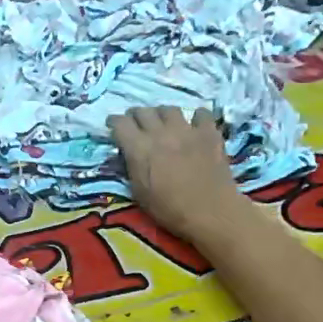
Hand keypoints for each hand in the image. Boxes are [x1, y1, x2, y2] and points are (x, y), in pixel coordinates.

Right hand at [109, 106, 250, 239]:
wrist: (209, 211)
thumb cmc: (168, 208)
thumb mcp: (137, 192)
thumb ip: (131, 167)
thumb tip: (128, 156)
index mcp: (139, 149)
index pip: (120, 123)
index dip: (114, 123)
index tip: (113, 126)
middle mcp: (160, 133)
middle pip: (143, 111)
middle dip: (135, 116)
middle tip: (136, 124)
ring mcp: (187, 130)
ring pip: (169, 109)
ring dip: (161, 114)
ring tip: (163, 123)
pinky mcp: (209, 133)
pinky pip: (201, 114)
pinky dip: (195, 118)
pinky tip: (194, 126)